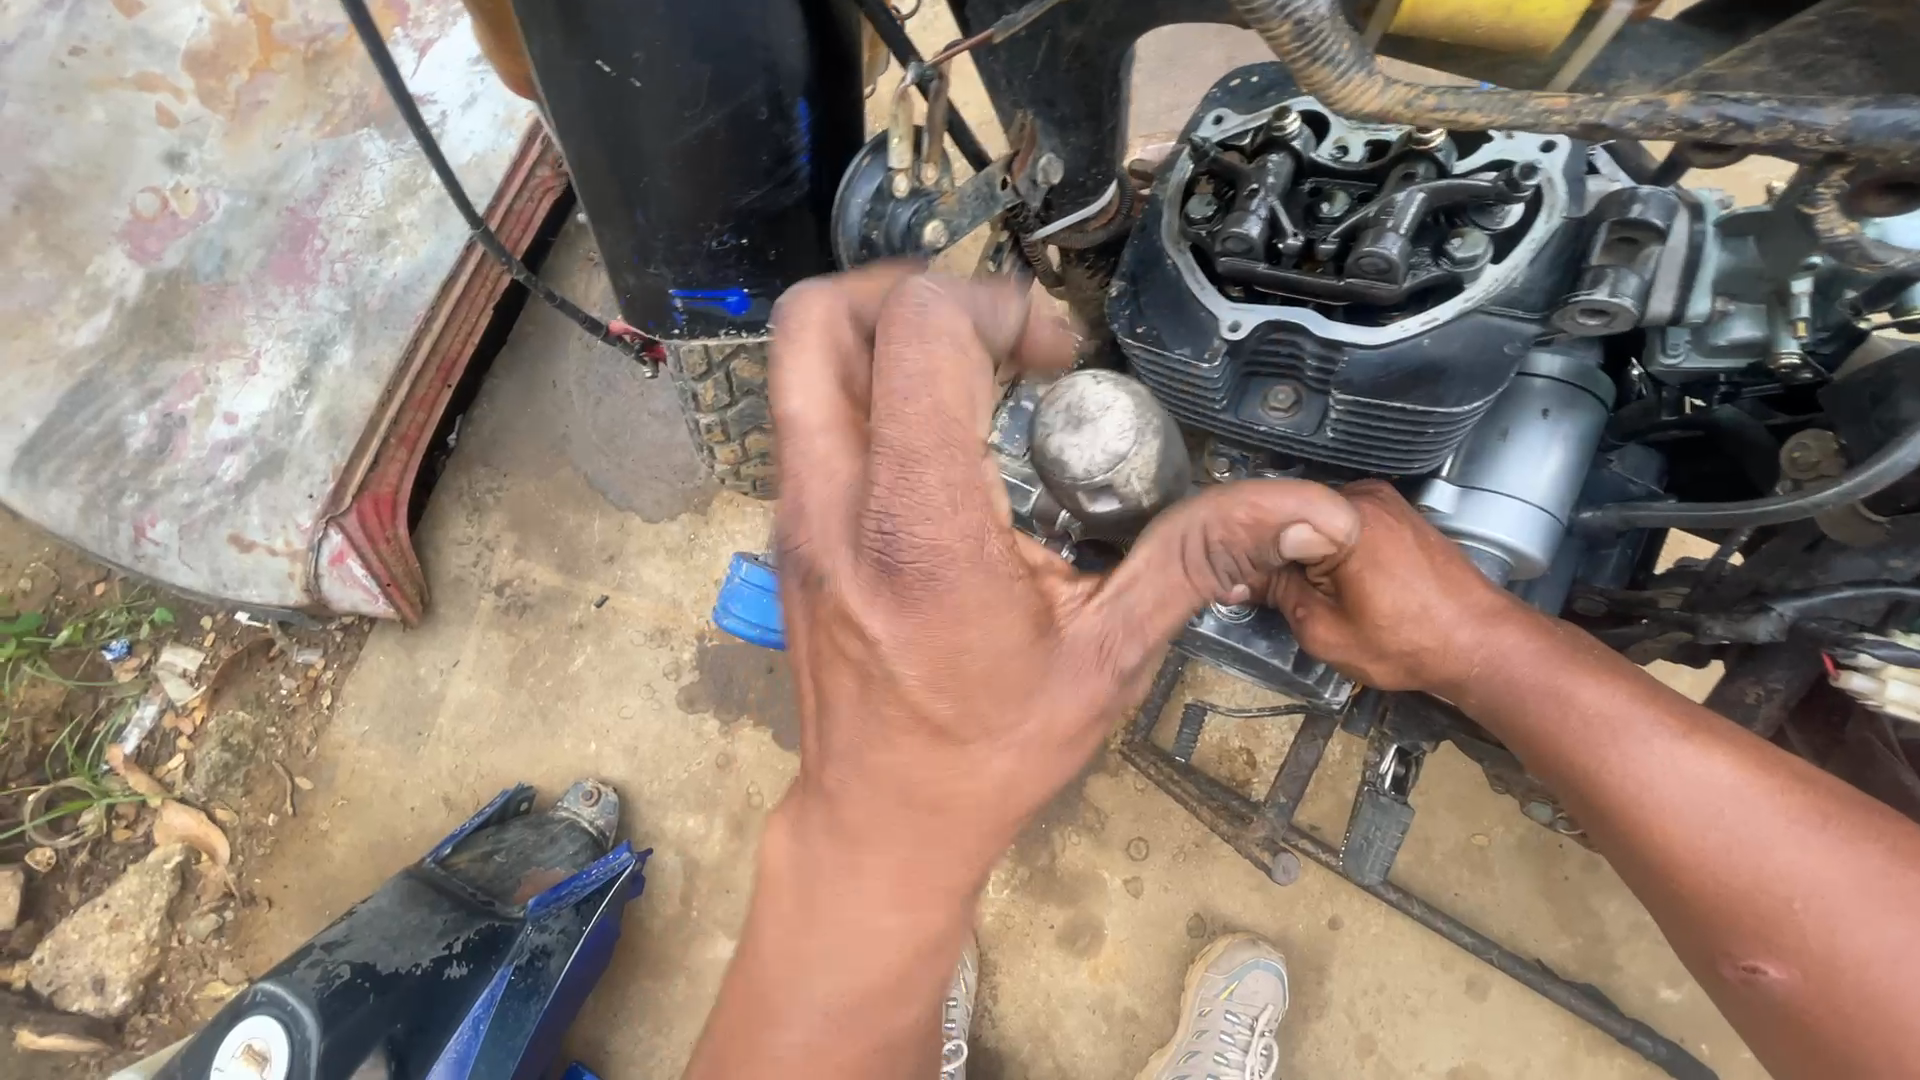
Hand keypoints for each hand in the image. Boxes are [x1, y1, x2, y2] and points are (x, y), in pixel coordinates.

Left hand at [767, 265, 1360, 890]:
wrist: (882, 818)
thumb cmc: (991, 751)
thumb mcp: (1107, 660)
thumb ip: (1196, 562)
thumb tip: (1309, 512)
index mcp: (921, 530)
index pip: (922, 337)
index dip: (997, 307)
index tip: (1055, 358)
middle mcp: (836, 505)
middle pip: (822, 319)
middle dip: (915, 291)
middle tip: (992, 336)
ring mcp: (795, 514)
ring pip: (798, 357)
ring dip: (881, 330)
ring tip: (962, 369)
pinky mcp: (788, 528)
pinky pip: (804, 411)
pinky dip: (865, 384)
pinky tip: (932, 435)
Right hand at [1267, 480, 1537, 695]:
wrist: (1483, 645)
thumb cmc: (1412, 643)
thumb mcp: (1324, 631)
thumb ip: (1278, 595)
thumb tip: (1247, 578)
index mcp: (1345, 519)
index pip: (1270, 521)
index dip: (1253, 552)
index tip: (1246, 579)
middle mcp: (1366, 497)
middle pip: (1294, 514)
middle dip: (1278, 548)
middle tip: (1270, 586)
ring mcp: (1386, 502)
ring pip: (1317, 518)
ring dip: (1305, 547)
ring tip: (1303, 584)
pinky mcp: (1398, 514)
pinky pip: (1345, 522)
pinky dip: (1331, 545)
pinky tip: (1333, 577)